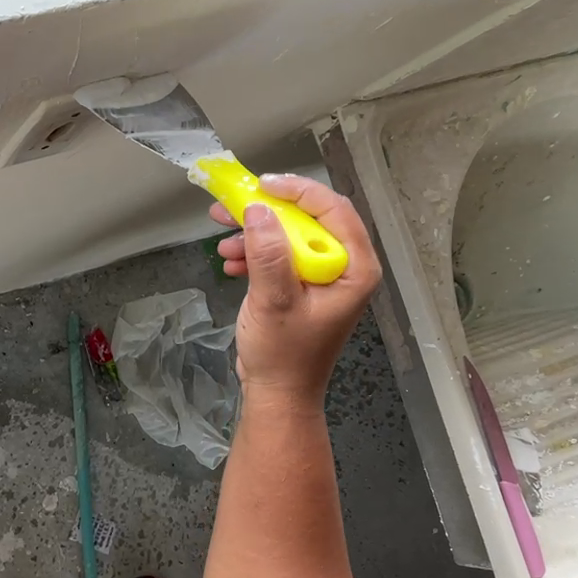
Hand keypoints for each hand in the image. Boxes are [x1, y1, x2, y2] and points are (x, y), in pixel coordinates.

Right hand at [211, 174, 381, 409]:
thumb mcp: (274, 301)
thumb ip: (269, 254)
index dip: (298, 191)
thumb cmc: (283, 353)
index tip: (261, 185)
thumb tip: (257, 210)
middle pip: (308, 220)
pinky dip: (254, 254)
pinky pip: (280, 257)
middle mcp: (343, 267)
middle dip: (267, 213)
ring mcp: (321, 277)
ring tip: (222, 242)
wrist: (277, 392)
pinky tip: (231, 263)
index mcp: (354, 268)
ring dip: (255, 235)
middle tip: (230, 206)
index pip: (333, 211)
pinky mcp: (300, 287)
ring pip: (289, 237)